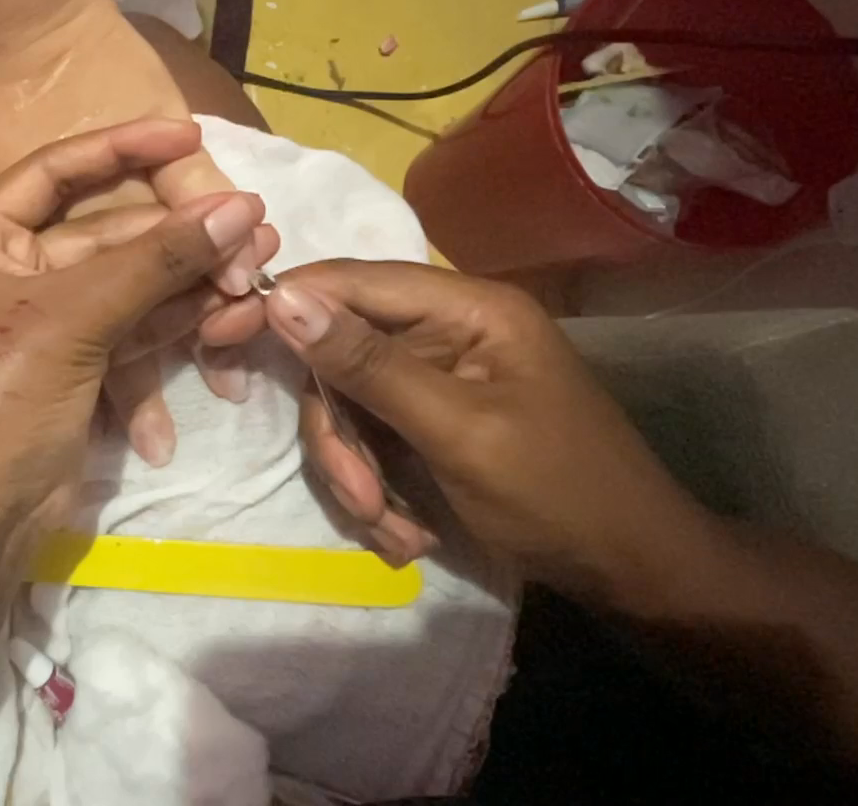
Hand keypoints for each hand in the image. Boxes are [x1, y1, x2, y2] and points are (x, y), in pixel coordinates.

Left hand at [0, 119, 271, 533]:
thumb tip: (236, 207)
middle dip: (178, 232)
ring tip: (259, 267)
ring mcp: (53, 323)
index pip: (58, 170)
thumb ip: (155, 261)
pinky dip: (178, 324)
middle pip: (108, 232)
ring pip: (132, 284)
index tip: (187, 134)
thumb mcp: (73, 320)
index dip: (121, 146)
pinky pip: (136, 329)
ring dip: (192, 278)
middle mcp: (17, 272)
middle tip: (254, 223)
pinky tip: (230, 315)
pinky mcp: (81, 367)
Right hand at [262, 260, 718, 605]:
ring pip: (346, 401)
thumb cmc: (559, 494)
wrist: (634, 574)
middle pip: (339, 352)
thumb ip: (367, 362)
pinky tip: (406, 528)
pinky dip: (375, 483)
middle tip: (358, 494)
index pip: (351, 281)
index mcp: (465, 307)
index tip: (223, 337)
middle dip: (339, 430)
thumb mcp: (457, 431)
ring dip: (356, 469)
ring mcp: (432, 373)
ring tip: (390, 526)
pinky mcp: (425, 413)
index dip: (286, 305)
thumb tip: (281, 297)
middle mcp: (443, 327)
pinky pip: (368, 433)